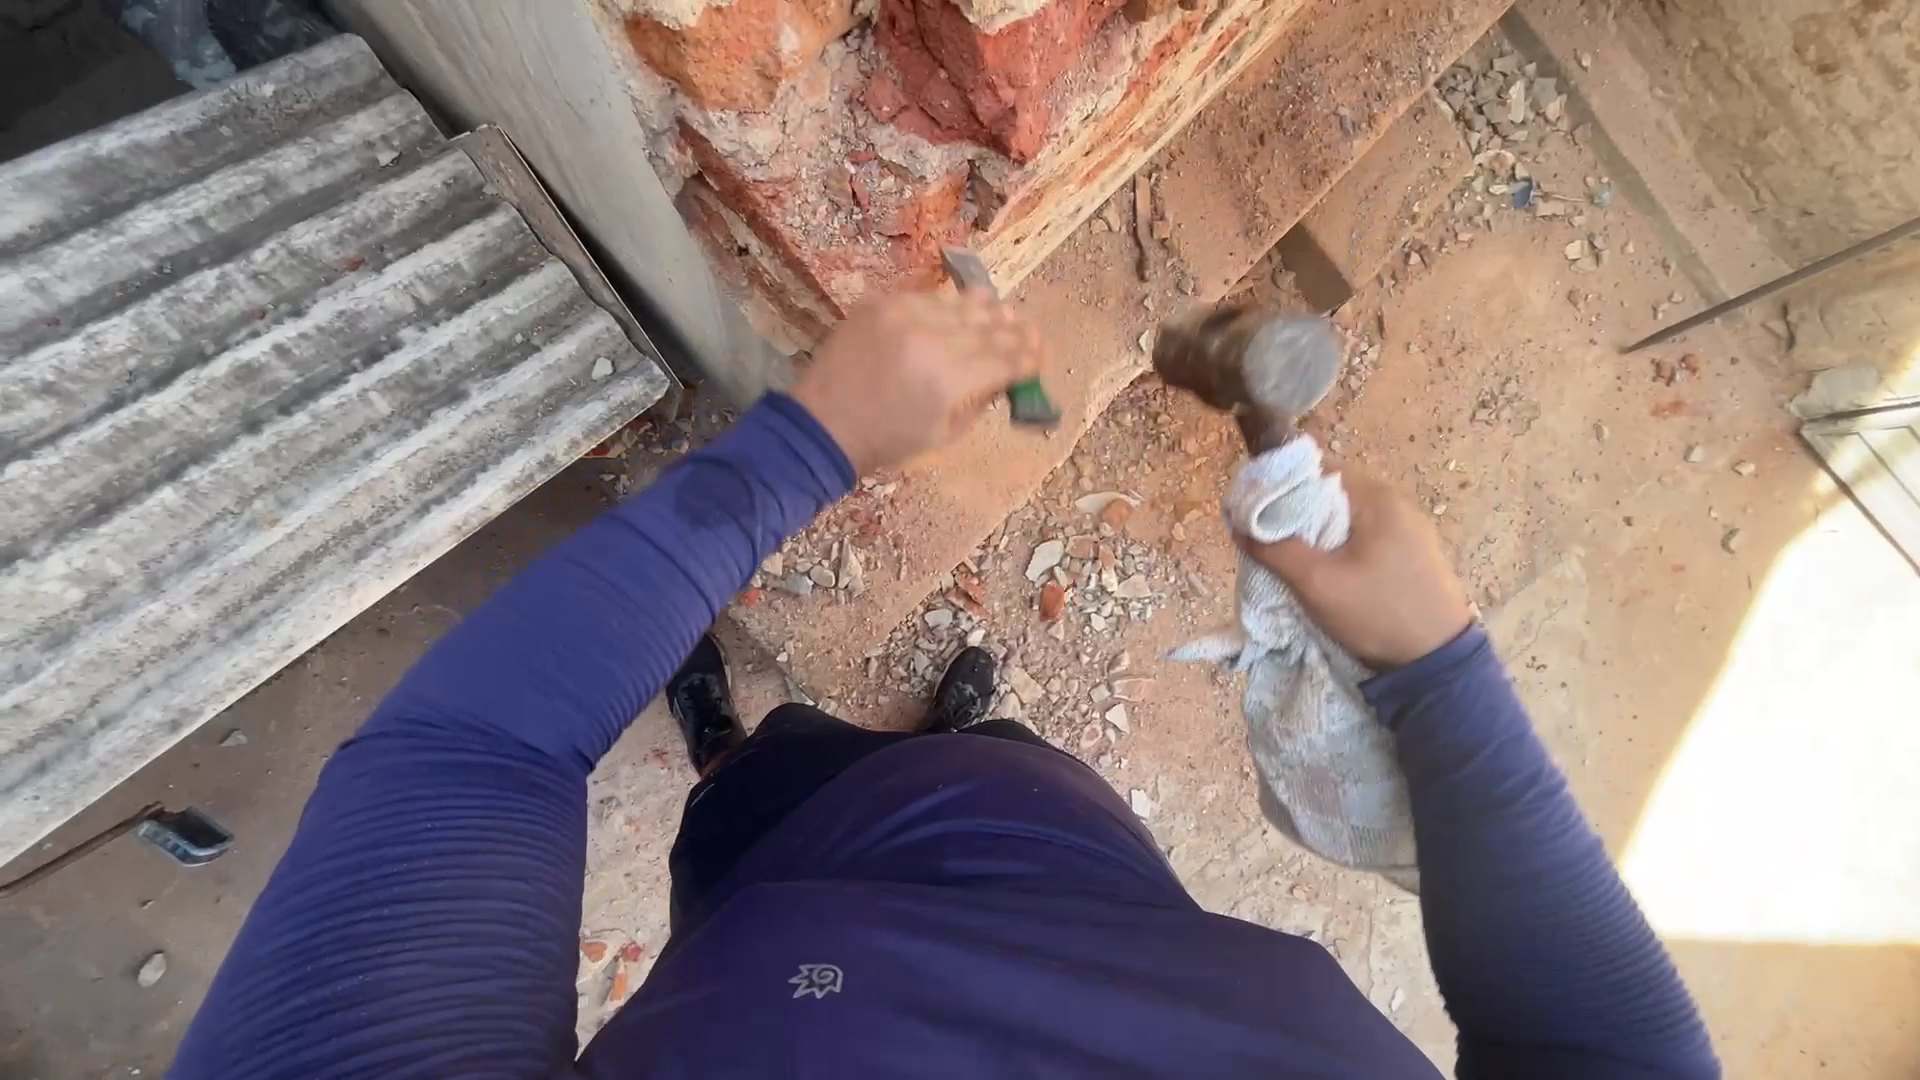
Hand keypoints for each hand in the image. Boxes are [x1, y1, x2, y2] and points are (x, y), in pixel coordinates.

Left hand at [789, 290, 1046, 473]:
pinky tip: (962, 311)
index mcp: (949, 380)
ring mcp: (903, 315)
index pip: (1005, 358)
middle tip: (1031, 332)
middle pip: (990, 326)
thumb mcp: (945, 434)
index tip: (1040, 355)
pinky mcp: (881, 303)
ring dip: (988, 311)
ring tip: (1005, 314)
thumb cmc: (888, 441)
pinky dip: (950, 306)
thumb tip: (1008, 374)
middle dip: (1016, 331)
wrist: (824, 425)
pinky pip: (928, 297)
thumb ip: (981, 399)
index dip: (1029, 356)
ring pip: (962, 304)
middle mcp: (931, 339)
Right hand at [1239, 469, 1471, 669]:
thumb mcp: (1316, 583)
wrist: (1437, 662)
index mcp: (1375, 497)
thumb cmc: (1377, 612)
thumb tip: (1239, 527)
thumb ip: (1274, 550)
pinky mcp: (1408, 551)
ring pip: (1341, 515)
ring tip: (1284, 551)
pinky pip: (1359, 534)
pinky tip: (1319, 565)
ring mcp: (1405, 527)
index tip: (1251, 508)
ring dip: (1311, 528)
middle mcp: (1394, 502)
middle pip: (1327, 490)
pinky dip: (1333, 542)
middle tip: (1261, 532)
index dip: (1278, 485)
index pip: (1315, 468)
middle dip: (1291, 509)